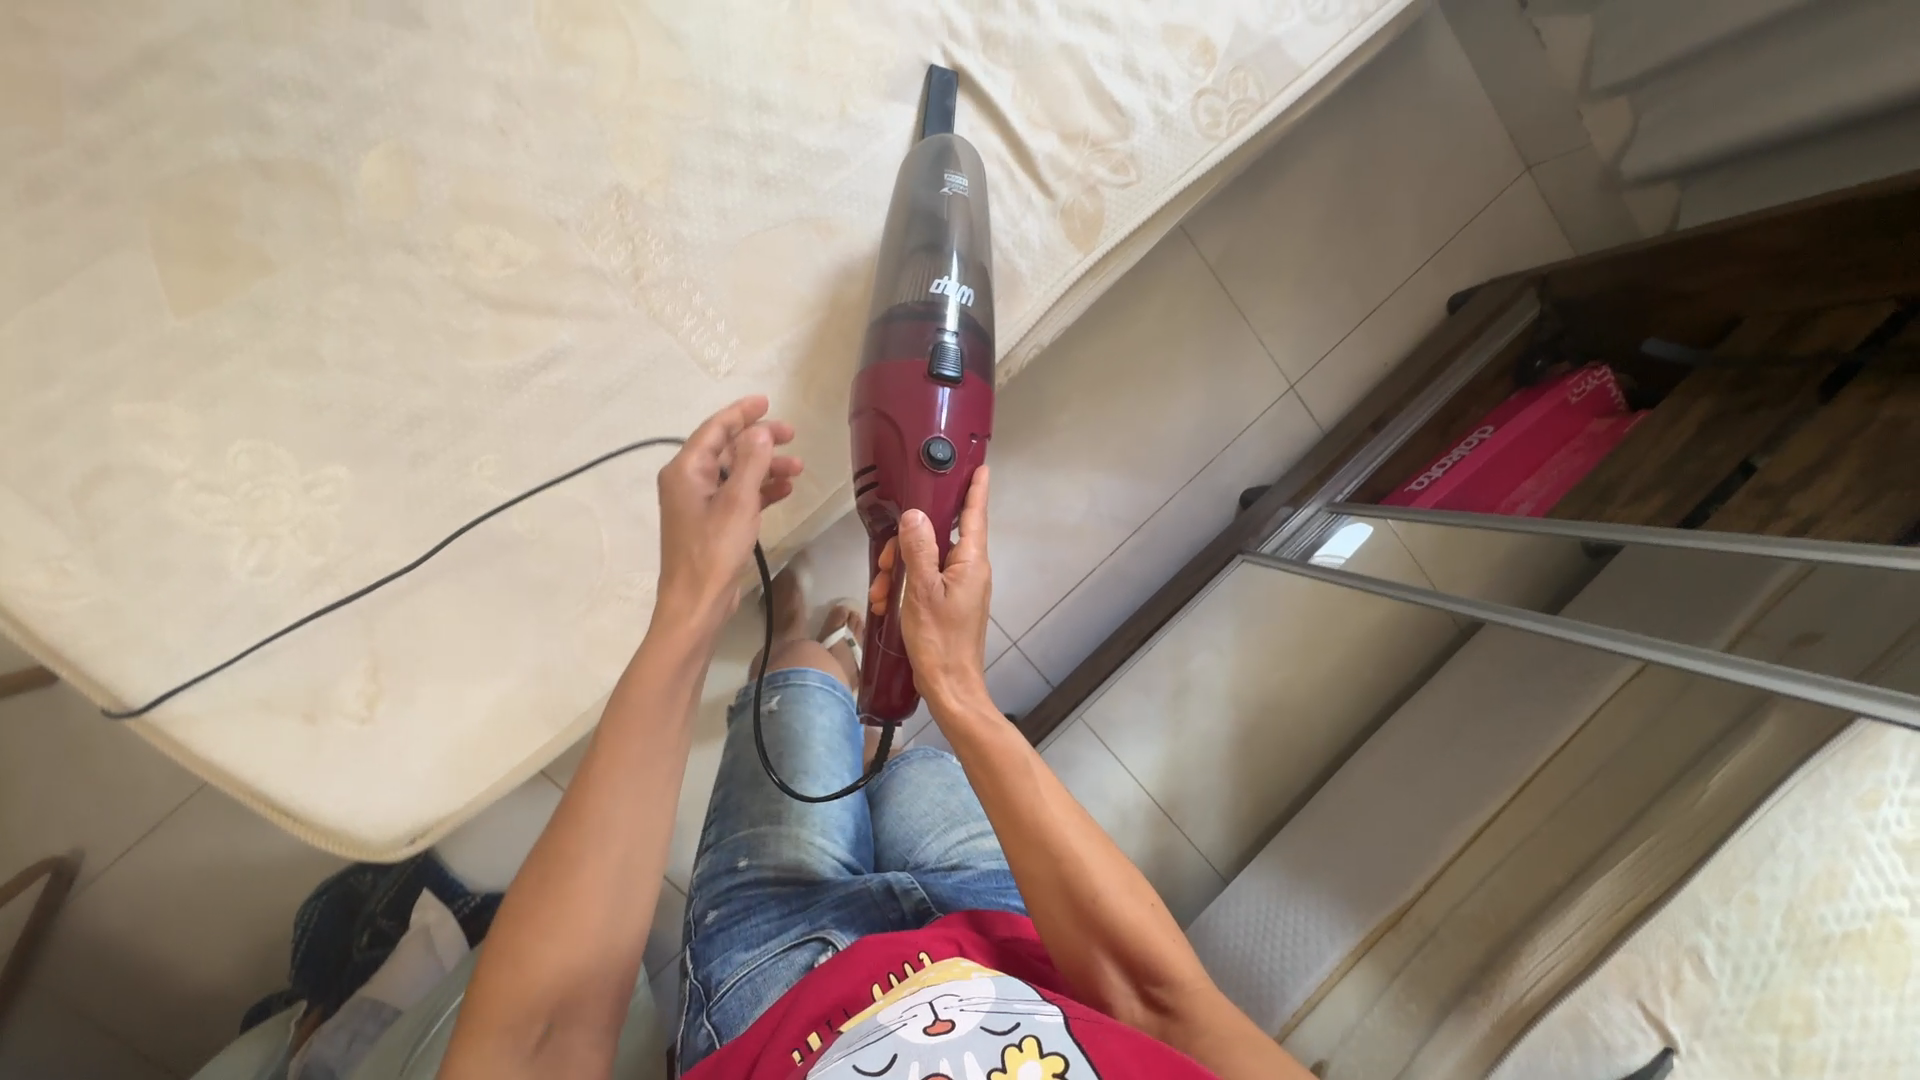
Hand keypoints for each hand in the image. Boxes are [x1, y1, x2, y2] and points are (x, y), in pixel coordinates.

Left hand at [655, 396, 800, 630]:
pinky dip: (760, 490)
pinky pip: (738, 496)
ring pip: (736, 473)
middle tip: (792, 435)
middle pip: (727, 449)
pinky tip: (784, 491)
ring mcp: (699, 503)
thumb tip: (760, 431)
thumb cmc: (714, 550)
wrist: (696, 602)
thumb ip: (751, 462)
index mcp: (686, 470)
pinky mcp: (711, 523)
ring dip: (765, 467)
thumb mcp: (738, 502)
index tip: (767, 402)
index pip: (715, 429)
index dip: (741, 413)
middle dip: (760, 441)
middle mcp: (688, 481)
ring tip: (798, 468)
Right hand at [868, 466, 992, 712]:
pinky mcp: (949, 603)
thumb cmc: (940, 640)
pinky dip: (905, 588)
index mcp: (971, 561)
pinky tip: (888, 605)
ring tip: (883, 594)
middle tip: (886, 566)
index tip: (979, 466)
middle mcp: (970, 569)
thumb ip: (919, 549)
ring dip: (900, 571)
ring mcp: (960, 587)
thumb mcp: (922, 591)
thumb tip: (915, 515)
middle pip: (939, 537)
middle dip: (907, 546)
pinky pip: (925, 581)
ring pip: (926, 560)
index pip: (975, 515)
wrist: (949, 686)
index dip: (976, 489)